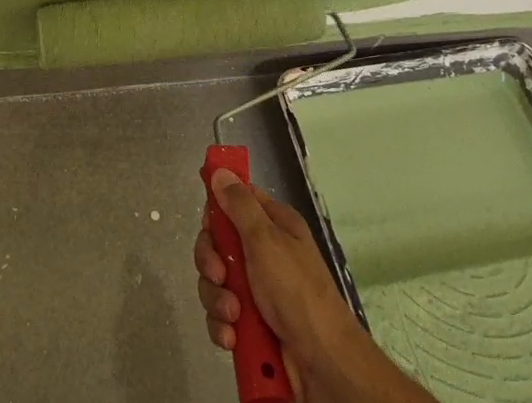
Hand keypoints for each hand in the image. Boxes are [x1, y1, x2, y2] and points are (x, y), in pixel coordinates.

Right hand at [194, 170, 356, 366]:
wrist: (320, 360)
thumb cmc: (296, 291)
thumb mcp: (266, 241)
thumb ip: (239, 206)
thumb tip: (221, 171)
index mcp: (275, 226)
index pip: (235, 203)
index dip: (217, 213)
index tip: (210, 226)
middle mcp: (265, 253)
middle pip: (218, 245)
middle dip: (212, 264)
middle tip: (221, 276)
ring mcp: (257, 289)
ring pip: (215, 283)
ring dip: (217, 300)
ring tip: (234, 317)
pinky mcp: (251, 320)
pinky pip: (221, 315)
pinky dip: (222, 326)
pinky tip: (233, 337)